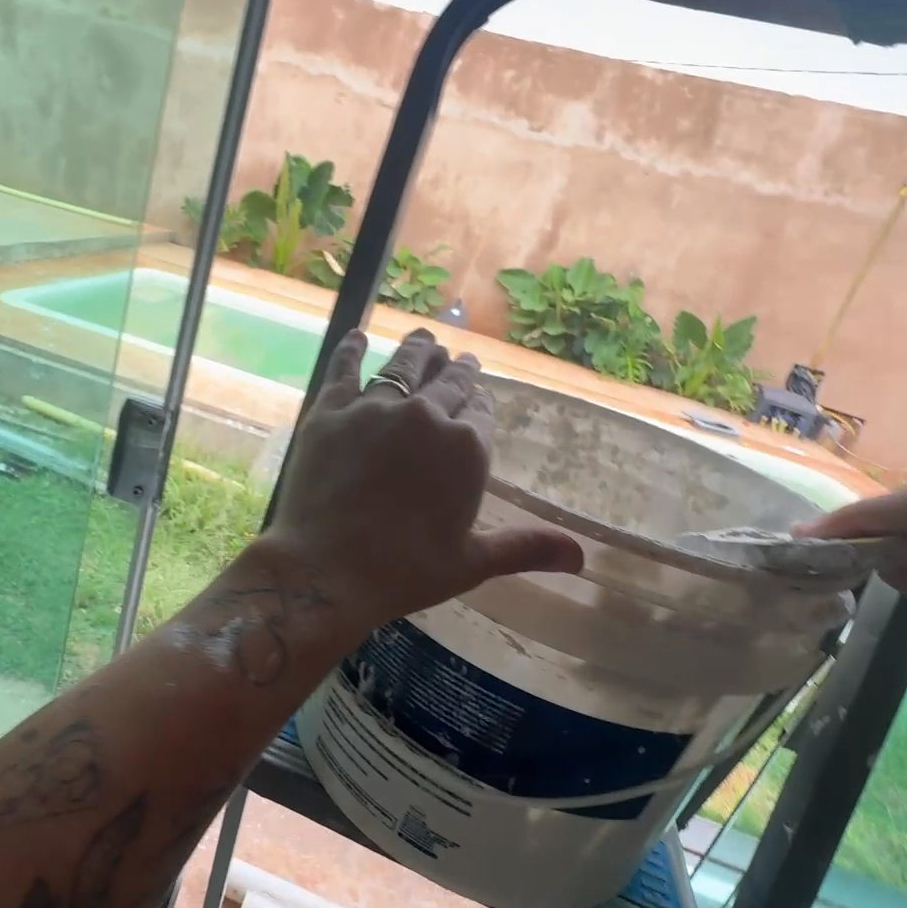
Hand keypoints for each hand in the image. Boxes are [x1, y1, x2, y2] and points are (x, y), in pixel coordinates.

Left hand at [261, 329, 582, 632]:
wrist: (325, 569)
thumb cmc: (404, 571)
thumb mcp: (470, 563)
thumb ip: (524, 548)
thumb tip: (580, 557)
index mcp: (466, 448)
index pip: (479, 414)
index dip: (479, 404)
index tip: (477, 396)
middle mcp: (425, 416)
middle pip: (447, 385)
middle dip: (457, 371)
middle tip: (460, 359)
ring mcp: (375, 409)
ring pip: (403, 368)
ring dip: (418, 350)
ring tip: (425, 338)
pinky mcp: (329, 411)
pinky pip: (344, 370)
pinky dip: (352, 350)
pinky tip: (358, 336)